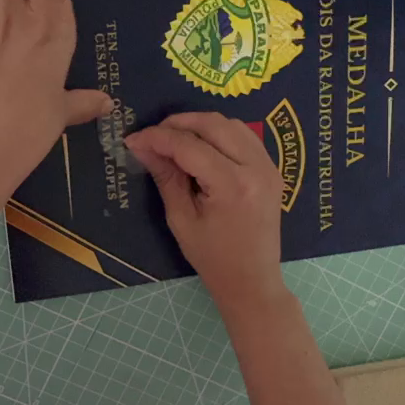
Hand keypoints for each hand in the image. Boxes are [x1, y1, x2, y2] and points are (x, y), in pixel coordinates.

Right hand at [125, 112, 289, 313]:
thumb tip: (142, 147)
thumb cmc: (213, 258)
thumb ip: (165, 177)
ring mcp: (269, 166)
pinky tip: (201, 147)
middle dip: (178, 124)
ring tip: (174, 140)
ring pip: (231, 124)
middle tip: (153, 136)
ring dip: (200, 125)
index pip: (189, 146)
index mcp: (232, 185)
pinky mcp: (272, 169)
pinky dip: (219, 134)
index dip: (157, 138)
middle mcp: (256, 168)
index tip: (133, 140)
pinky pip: (244, 136)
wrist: (252, 280)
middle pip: (213, 124)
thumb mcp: (181, 219)